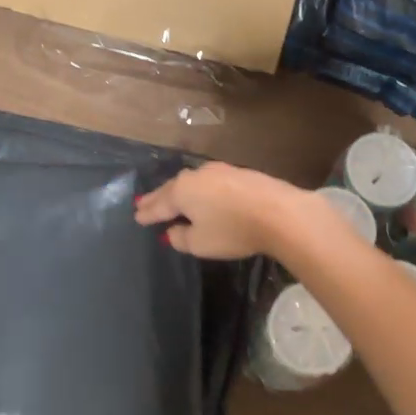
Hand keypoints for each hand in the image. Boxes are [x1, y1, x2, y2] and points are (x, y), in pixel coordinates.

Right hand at [134, 163, 315, 259]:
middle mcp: (197, 176)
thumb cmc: (233, 230)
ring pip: (193, 182)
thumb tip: (173, 231)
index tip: (137, 216)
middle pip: (173, 188)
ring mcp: (221, 171)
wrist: (279, 212)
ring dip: (181, 192)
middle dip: (159, 198)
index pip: (159, 204)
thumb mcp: (200, 243)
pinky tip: (203, 196)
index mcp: (182, 191)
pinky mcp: (241, 173)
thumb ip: (180, 237)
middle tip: (145, 204)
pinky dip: (202, 191)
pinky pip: (211, 183)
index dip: (147, 213)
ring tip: (173, 199)